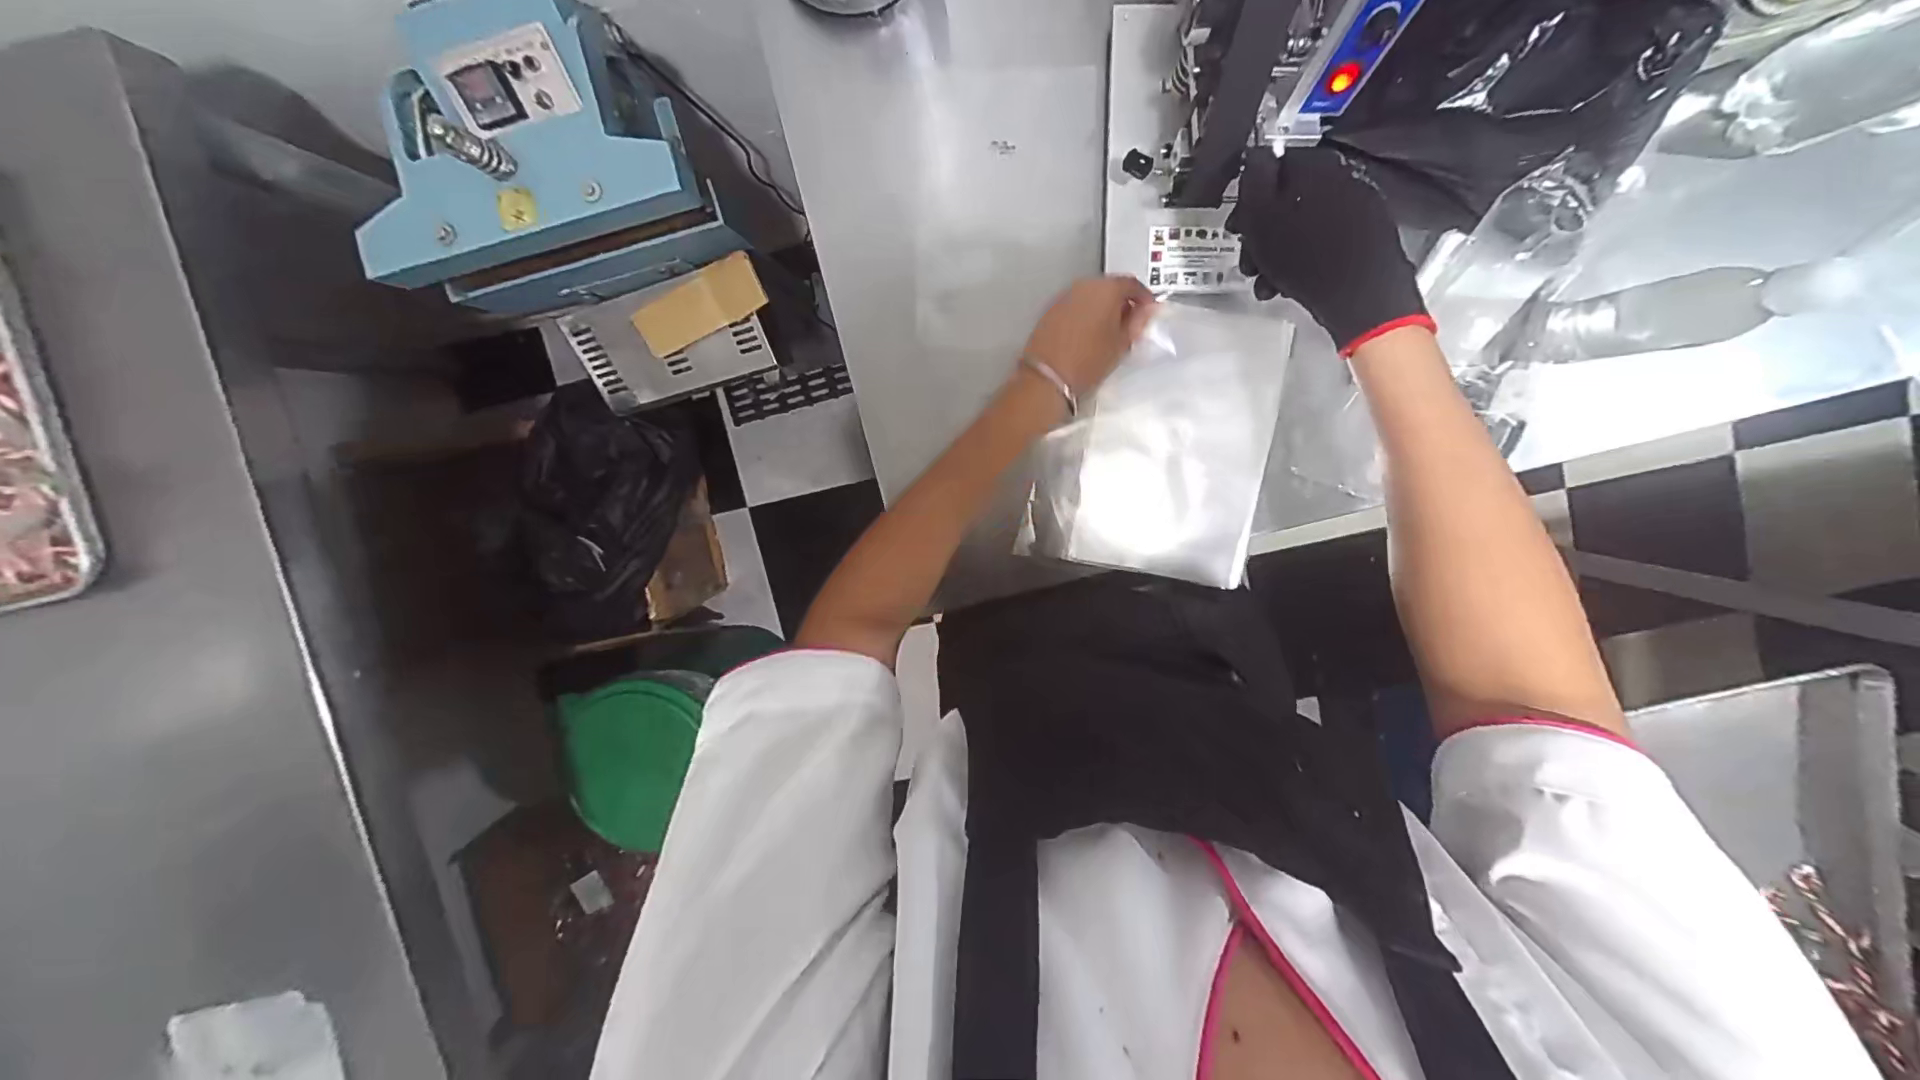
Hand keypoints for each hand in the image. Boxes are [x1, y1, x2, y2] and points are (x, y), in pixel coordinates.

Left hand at [1020, 276, 1156, 397]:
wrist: (1047, 376)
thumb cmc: (1089, 360)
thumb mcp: (1121, 344)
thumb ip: (1137, 322)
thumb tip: (1148, 309)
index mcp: (1107, 289)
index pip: (1132, 284)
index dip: (1144, 297)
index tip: (1148, 311)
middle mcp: (1084, 285)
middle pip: (1110, 286)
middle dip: (1122, 301)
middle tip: (1129, 322)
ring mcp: (1065, 296)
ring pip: (1091, 294)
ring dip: (1102, 306)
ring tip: (1108, 329)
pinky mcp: (1050, 309)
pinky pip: (1075, 305)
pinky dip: (1085, 313)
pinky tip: (1087, 332)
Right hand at [1226, 146, 1430, 354]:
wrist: (1357, 291)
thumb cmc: (1302, 254)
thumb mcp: (1261, 215)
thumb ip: (1253, 178)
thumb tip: (1254, 152)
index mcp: (1315, 163)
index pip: (1271, 167)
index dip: (1247, 199)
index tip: (1237, 226)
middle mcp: (1340, 176)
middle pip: (1286, 200)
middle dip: (1262, 234)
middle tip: (1249, 259)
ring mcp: (1357, 206)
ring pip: (1301, 226)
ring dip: (1277, 255)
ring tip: (1265, 281)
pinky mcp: (1365, 236)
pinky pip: (1321, 244)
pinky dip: (1300, 262)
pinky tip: (1286, 285)